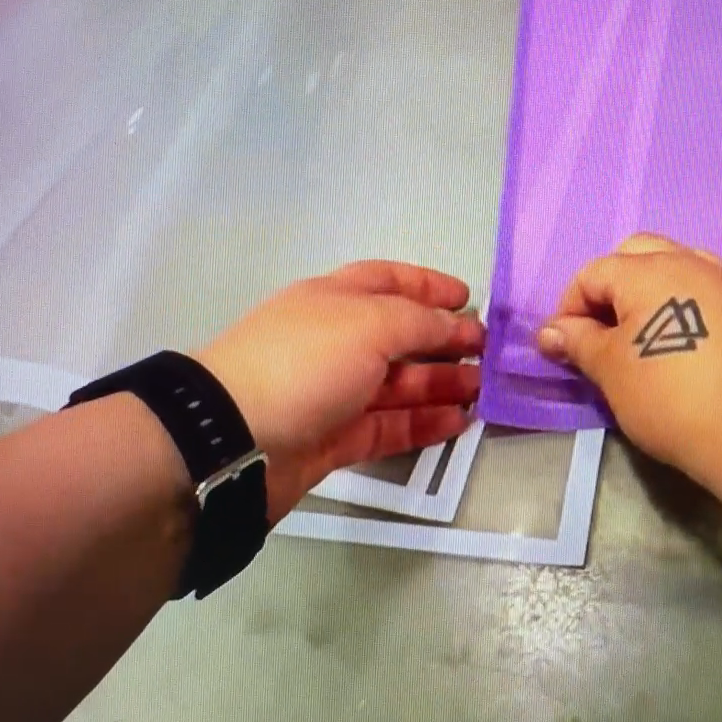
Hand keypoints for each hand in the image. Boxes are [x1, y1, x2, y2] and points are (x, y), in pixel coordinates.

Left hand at [195, 261, 483, 520]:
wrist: (235, 440)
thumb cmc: (305, 363)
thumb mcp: (370, 323)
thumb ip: (421, 321)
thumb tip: (457, 325)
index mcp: (335, 300)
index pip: (388, 281)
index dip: (428, 285)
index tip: (469, 299)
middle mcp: (335, 342)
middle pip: (399, 336)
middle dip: (444, 341)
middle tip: (486, 354)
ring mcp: (334, 393)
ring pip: (398, 384)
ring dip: (441, 384)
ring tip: (482, 391)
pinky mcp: (335, 438)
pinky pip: (389, 425)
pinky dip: (423, 423)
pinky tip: (457, 422)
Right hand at [535, 233, 721, 473]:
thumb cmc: (666, 396)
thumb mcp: (609, 369)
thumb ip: (577, 341)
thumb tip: (549, 332)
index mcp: (646, 270)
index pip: (592, 274)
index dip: (569, 308)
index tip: (564, 346)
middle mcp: (686, 261)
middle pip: (634, 254)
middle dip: (609, 287)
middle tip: (600, 331)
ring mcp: (721, 281)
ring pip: (672, 263)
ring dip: (647, 288)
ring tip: (638, 330)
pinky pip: (701, 286)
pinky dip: (679, 299)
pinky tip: (677, 335)